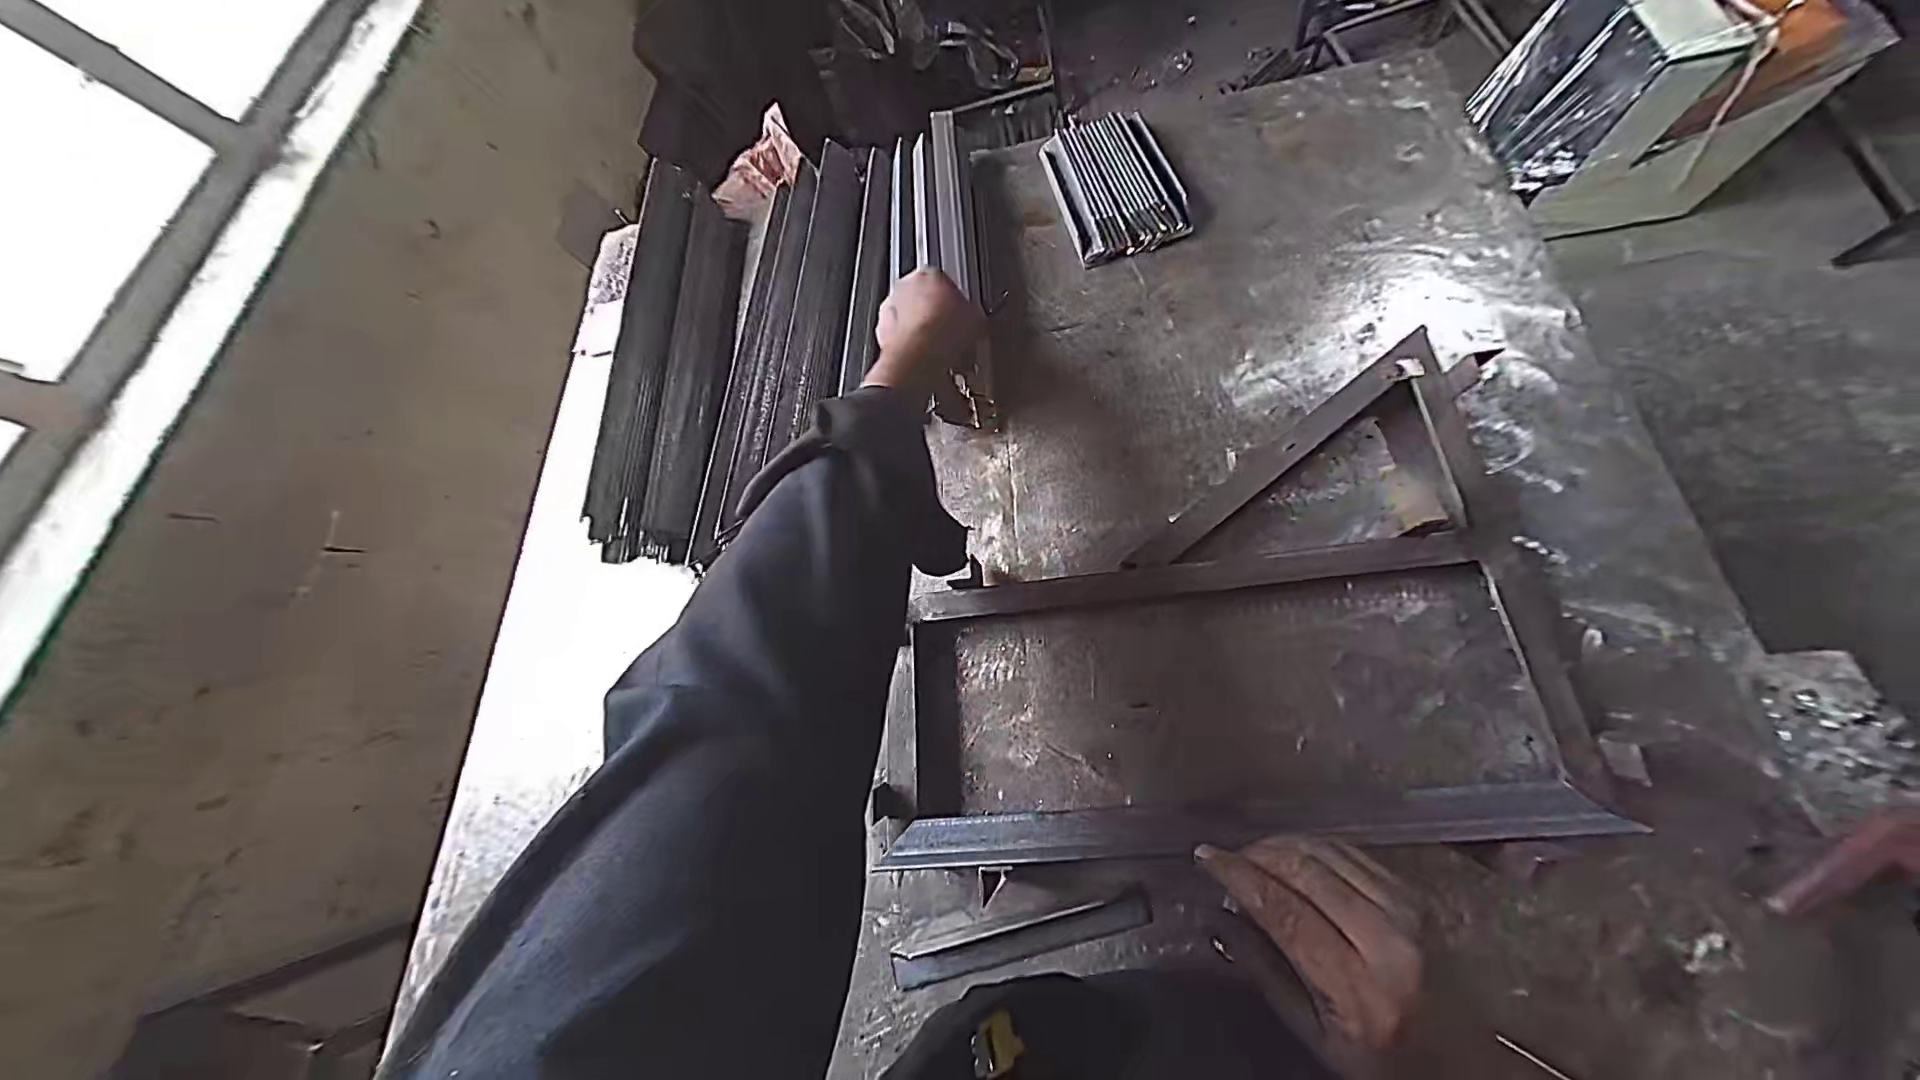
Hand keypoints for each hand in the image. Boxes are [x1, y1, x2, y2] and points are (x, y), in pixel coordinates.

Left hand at [863, 267, 984, 397]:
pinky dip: (908, 344)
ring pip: (909, 316)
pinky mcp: (881, 330)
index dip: (956, 302)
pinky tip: (923, 358)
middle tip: (949, 333)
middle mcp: (906, 286)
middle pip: (924, 298)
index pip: (946, 282)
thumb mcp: (976, 320)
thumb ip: (973, 313)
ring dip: (920, 329)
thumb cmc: (942, 336)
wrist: (918, 359)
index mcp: (931, 274)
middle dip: (935, 314)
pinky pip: (898, 336)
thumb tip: (976, 320)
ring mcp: (891, 307)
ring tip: (936, 350)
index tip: (961, 317)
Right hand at [1197, 837, 1424, 1070]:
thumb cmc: (1385, 1058)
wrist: (1470, 1065)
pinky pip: (1350, 851)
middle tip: (1227, 856)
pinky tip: (1292, 854)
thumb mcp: (1316, 1035)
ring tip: (1254, 854)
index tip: (1206, 856)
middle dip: (1253, 854)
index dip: (1237, 875)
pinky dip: (1311, 845)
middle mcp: (1390, 943)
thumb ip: (1264, 971)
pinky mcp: (1416, 895)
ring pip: (1324, 851)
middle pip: (1301, 870)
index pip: (1283, 910)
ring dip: (1279, 844)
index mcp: (1360, 989)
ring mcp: (1409, 913)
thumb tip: (1219, 915)